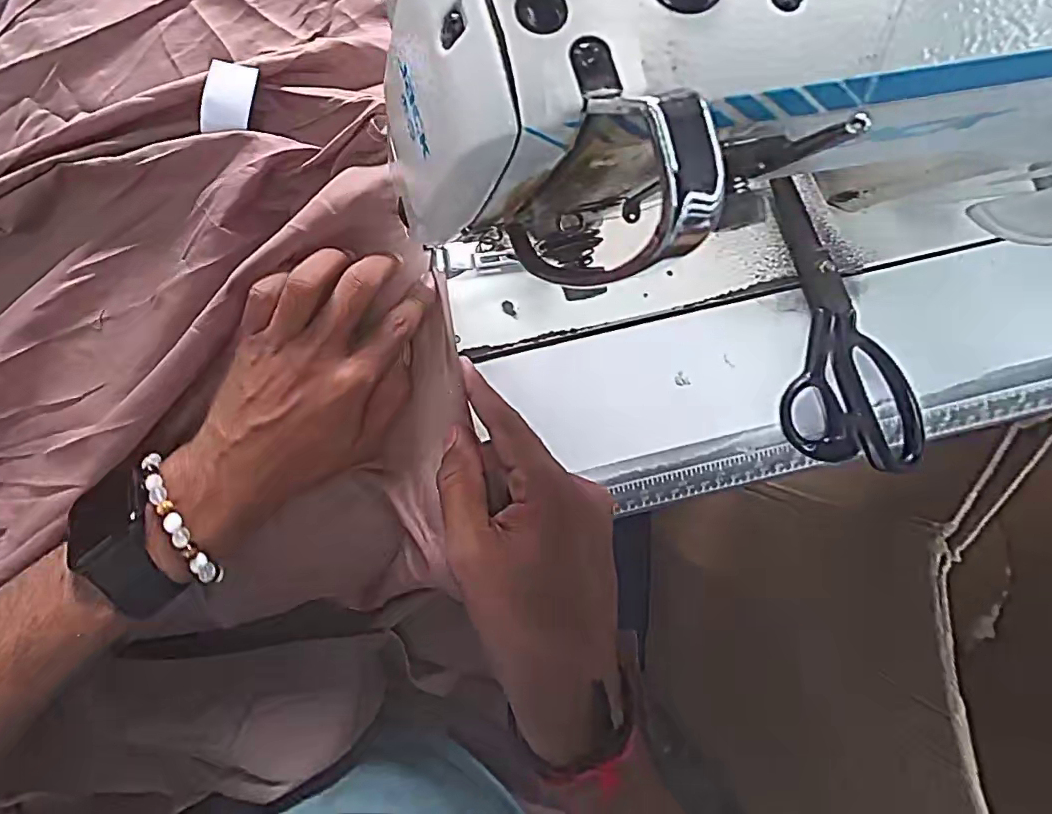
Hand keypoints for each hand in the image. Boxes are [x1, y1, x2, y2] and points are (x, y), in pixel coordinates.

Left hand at [152, 249, 432, 575]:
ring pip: (307, 280)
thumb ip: (391, 400)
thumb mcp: (362, 445)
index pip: (395, 327)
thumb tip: (406, 361)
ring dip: (331, 260)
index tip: (421, 290)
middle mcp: (318, 355)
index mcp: (351, 382)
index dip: (416, 301)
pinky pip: (263, 292)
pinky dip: (281, 276)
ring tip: (343, 260)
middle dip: (379, 266)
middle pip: (355, 288)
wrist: (237, 470)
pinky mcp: (251, 338)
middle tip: (386, 264)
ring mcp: (281, 342)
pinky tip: (296, 278)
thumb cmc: (297, 461)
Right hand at [438, 359, 621, 768]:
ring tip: (483, 540)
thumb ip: (460, 483)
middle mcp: (582, 492)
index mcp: (554, 492)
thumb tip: (458, 437)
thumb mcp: (470, 549)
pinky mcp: (594, 529)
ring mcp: (594, 512)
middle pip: (518, 455)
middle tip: (458, 504)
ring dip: (501, 491)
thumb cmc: (517, 622)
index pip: (509, 427)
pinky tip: (504, 544)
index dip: (482, 395)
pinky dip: (519, 505)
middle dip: (483, 465)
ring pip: (530, 478)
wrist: (569, 685)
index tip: (464, 366)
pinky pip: (546, 497)